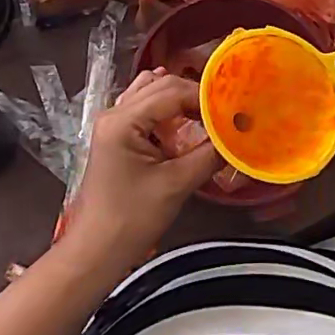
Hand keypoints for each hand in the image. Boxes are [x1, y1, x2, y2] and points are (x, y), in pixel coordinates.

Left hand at [60, 68, 220, 271]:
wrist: (98, 249)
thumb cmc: (132, 218)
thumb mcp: (177, 184)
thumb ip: (209, 154)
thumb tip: (236, 137)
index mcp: (123, 120)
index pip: (171, 91)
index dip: (204, 97)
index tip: (232, 109)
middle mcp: (114, 113)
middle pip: (160, 86)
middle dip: (194, 96)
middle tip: (224, 112)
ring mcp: (113, 124)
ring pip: (151, 93)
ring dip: (180, 101)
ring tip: (208, 116)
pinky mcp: (118, 136)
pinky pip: (145, 110)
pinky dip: (167, 111)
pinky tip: (186, 122)